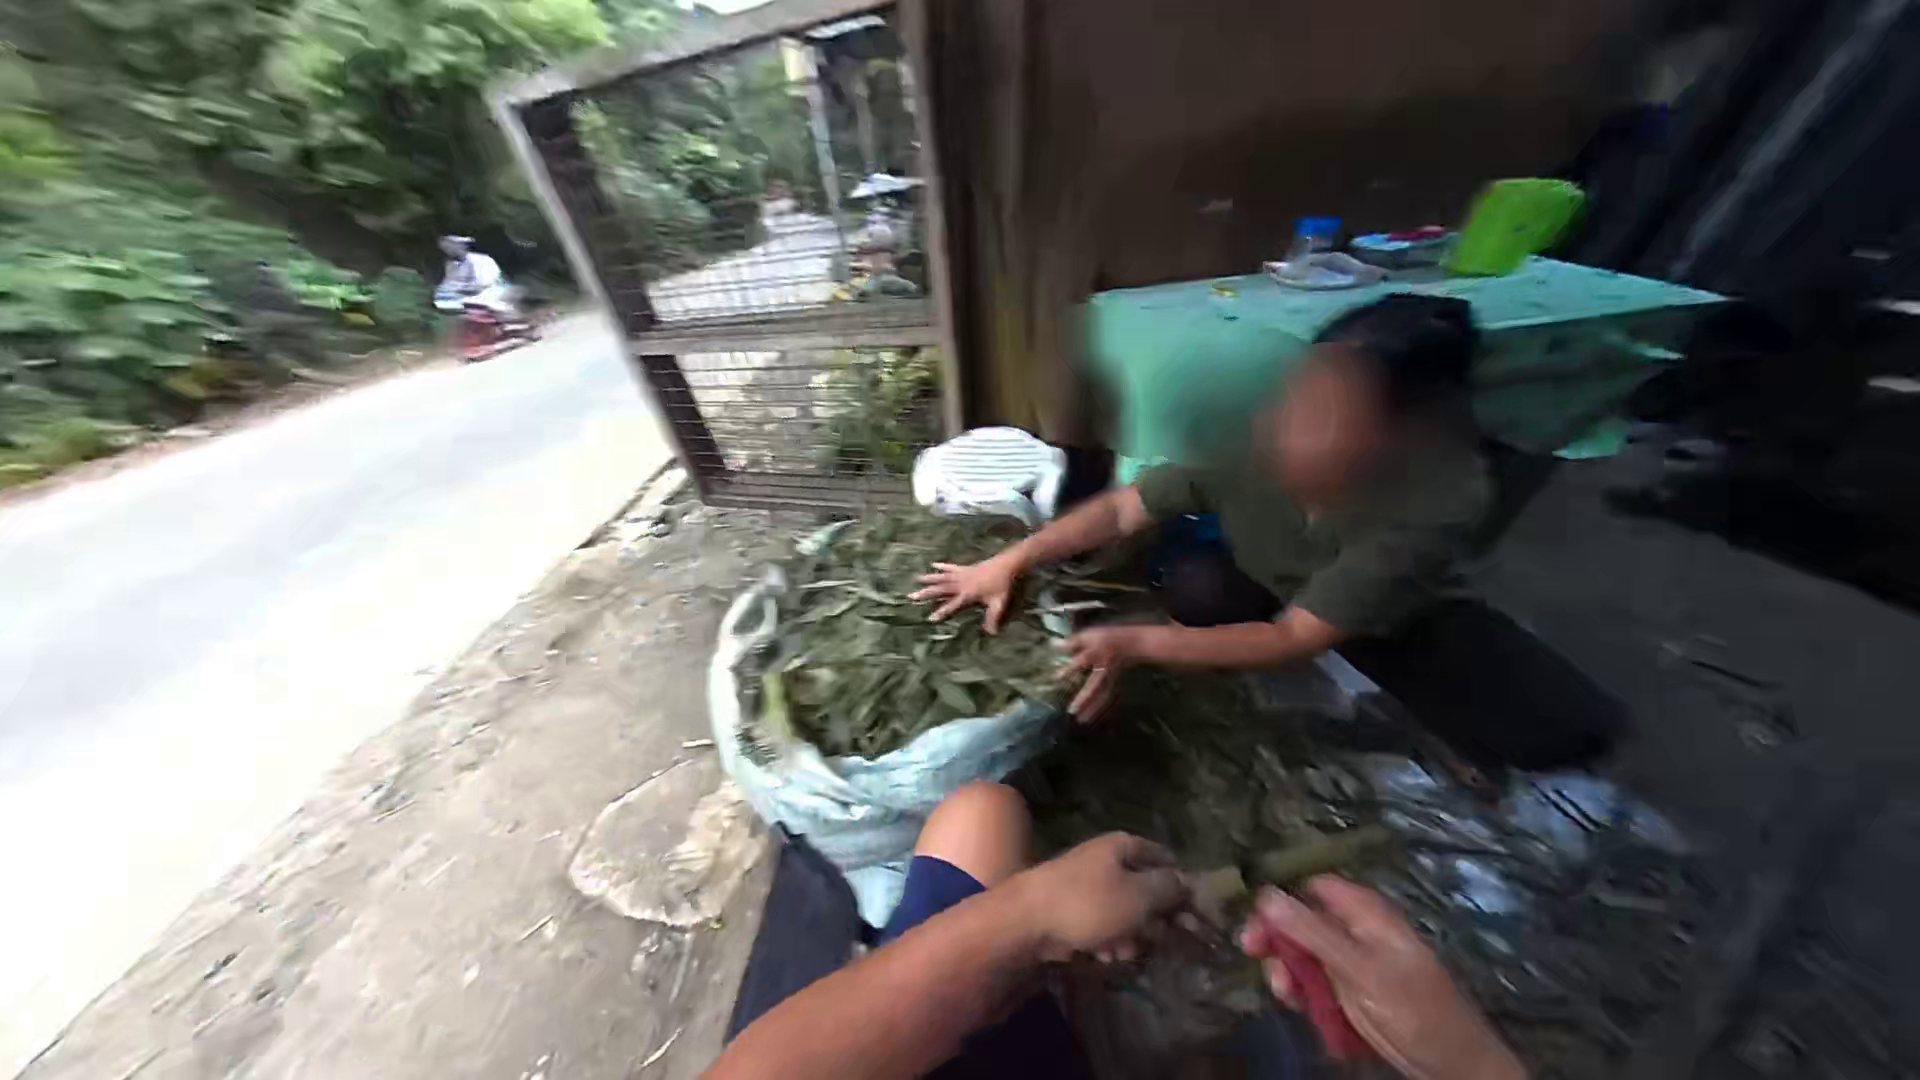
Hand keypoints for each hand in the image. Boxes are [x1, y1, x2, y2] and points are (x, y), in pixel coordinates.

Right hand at [912, 554, 1020, 633]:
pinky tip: (933, 564)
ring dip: (929, 579)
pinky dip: (942, 566)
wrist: (1005, 565)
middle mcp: (961, 584)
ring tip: (916, 579)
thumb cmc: (1002, 585)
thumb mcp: (998, 603)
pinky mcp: (965, 568)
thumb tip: (991, 633)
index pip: (951, 605)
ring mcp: (962, 575)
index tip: (929, 618)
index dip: (941, 612)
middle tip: (912, 596)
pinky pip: (951, 567)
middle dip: (926, 593)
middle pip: (941, 590)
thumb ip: (992, 618)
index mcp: (967, 595)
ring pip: (942, 577)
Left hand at [1008, 833, 1187, 961]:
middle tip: (1155, 940)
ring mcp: (1089, 882)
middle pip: (1146, 889)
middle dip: (1154, 920)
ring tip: (1120, 949)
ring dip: (1130, 936)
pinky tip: (1102, 955)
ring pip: (1127, 913)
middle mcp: (1107, 858)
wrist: (1029, 921)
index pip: (1166, 861)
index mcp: (1123, 846)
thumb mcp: (1138, 895)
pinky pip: (1104, 925)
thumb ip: (1168, 887)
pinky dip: (1107, 942)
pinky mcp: (1075, 908)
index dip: (1183, 888)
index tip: (1195, 919)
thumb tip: (1186, 881)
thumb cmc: (1089, 903)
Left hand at [1060, 625, 1153, 720]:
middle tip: (1072, 712)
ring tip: (1082, 720)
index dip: (1070, 668)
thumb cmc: (1105, 638)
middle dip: (1084, 699)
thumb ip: (1071, 643)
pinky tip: (1090, 716)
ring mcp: (1110, 678)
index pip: (1082, 661)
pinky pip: (1106, 697)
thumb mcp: (1087, 636)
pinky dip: (1098, 707)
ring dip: (1093, 708)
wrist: (1130, 643)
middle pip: (1095, 686)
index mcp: (1096, 654)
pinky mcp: (1112, 683)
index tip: (1056, 677)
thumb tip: (1053, 645)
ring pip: (1102, 695)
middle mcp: (1103, 669)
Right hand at [1240, 877, 1525, 1079]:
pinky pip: (1309, 976)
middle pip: (1297, 916)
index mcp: (1359, 909)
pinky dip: (1297, 986)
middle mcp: (1349, 926)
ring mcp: (1347, 958)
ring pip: (1298, 948)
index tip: (1253, 911)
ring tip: (1282, 991)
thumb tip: (1263, 892)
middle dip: (1274, 934)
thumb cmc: (1414, 1007)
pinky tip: (1293, 1002)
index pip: (1307, 883)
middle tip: (1250, 948)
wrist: (1456, 1070)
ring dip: (1283, 965)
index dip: (1277, 892)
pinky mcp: (1345, 987)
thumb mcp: (1360, 968)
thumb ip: (1311, 930)